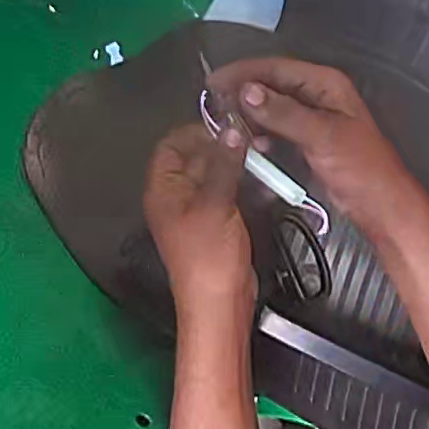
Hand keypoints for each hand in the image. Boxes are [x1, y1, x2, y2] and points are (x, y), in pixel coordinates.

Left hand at [143, 124, 255, 312]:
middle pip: (197, 157)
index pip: (171, 146)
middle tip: (251, 139)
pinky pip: (230, 192)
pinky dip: (245, 184)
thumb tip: (232, 131)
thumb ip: (224, 164)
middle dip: (223, 147)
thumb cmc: (207, 258)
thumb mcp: (215, 204)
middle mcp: (178, 196)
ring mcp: (199, 209)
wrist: (220, 302)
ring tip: (262, 157)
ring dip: (238, 165)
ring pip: (217, 173)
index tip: (225, 127)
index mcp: (164, 190)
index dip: (196, 132)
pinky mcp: (219, 220)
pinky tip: (264, 182)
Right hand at [207, 58, 416, 235]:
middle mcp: (318, 96)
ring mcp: (311, 119)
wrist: (379, 203)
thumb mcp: (321, 135)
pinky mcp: (306, 140)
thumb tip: (248, 92)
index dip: (243, 73)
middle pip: (271, 86)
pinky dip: (260, 134)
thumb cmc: (361, 167)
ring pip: (271, 108)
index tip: (215, 82)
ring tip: (227, 125)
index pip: (276, 68)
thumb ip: (283, 113)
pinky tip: (251, 144)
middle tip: (214, 105)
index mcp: (326, 84)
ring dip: (249, 116)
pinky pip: (276, 130)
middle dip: (242, 94)